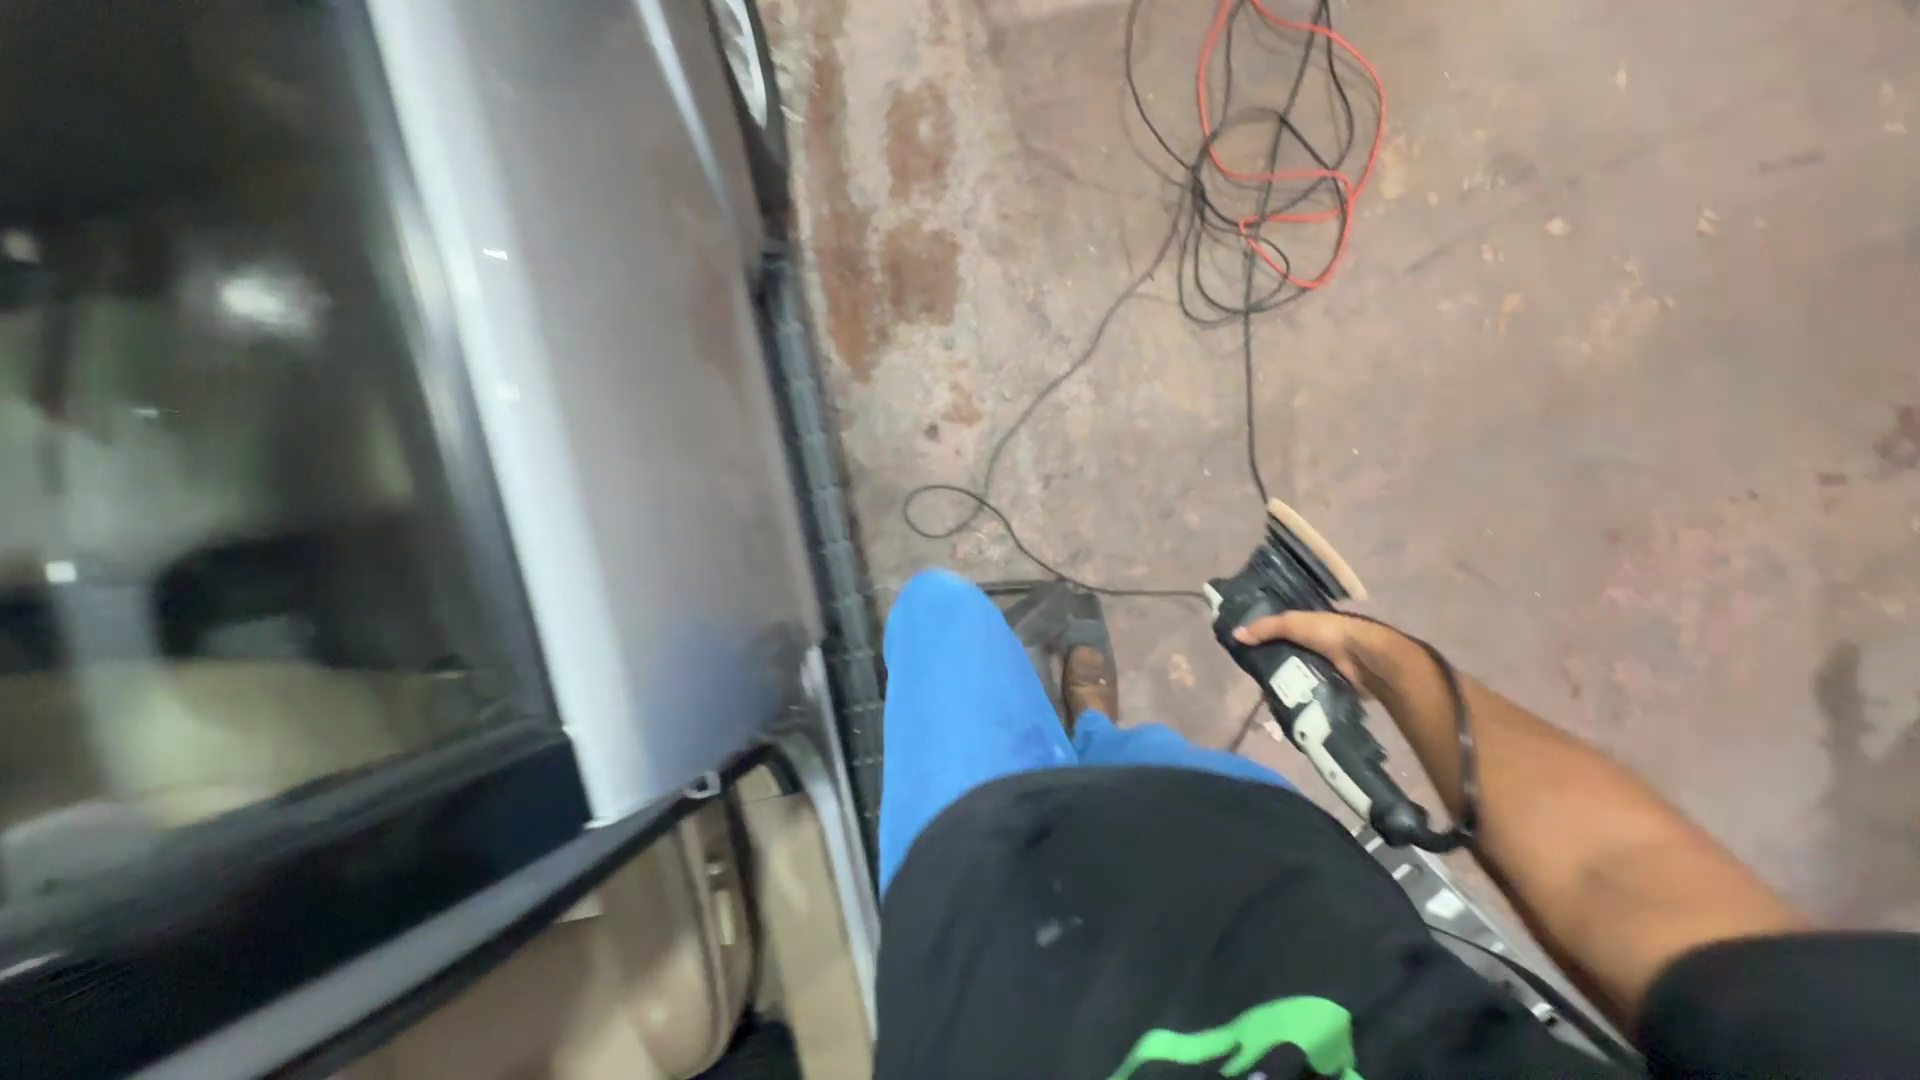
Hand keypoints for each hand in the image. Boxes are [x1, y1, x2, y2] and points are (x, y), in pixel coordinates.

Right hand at [1230, 610, 1415, 700]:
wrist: (1365, 657)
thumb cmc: (1329, 633)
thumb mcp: (1292, 623)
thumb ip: (1265, 628)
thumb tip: (1235, 635)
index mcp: (1309, 629)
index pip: (1280, 636)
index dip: (1263, 643)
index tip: (1246, 655)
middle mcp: (1317, 648)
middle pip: (1287, 660)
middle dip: (1272, 670)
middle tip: (1256, 683)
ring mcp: (1326, 669)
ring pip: (1298, 679)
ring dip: (1285, 688)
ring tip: (1268, 699)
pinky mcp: (1334, 689)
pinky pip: (1310, 695)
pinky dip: (1299, 700)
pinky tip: (1285, 706)